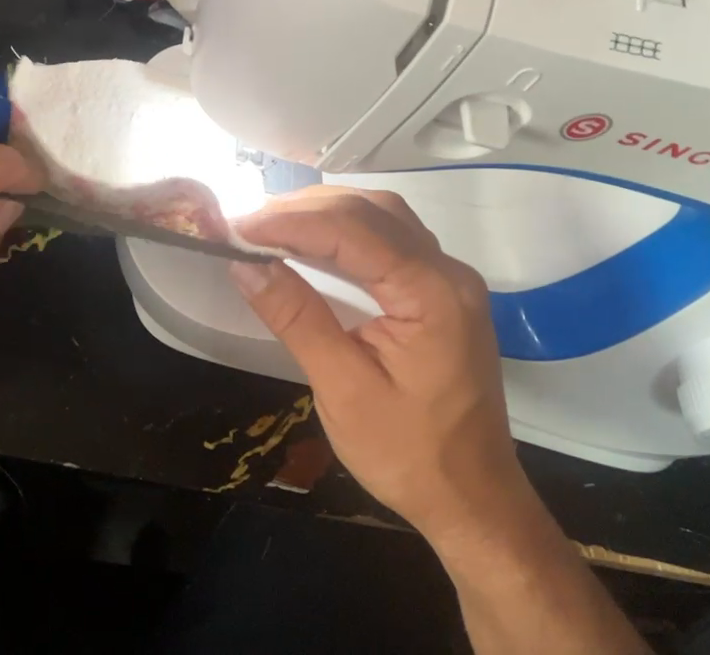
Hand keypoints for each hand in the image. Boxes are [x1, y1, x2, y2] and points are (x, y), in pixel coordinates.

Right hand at [229, 186, 529, 540]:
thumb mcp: (342, 389)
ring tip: (270, 225)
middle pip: (371, 212)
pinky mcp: (442, 293)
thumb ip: (297, 318)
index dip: (290, 222)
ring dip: (326, 212)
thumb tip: (245, 265)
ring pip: (384, 218)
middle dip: (304, 209)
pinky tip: (313, 241)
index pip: (353, 231)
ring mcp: (450, 281)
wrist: (472, 499)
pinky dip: (347, 230)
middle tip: (246, 224)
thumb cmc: (407, 453)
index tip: (237, 227)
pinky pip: (392, 239)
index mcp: (432, 295)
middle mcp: (449, 273)